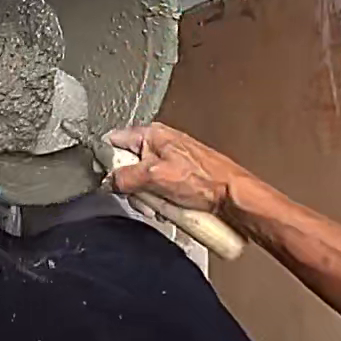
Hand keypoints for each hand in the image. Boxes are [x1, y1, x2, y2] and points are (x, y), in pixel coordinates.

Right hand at [103, 122, 251, 212]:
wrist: (235, 198)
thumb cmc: (206, 181)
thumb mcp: (154, 176)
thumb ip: (123, 176)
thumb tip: (106, 181)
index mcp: (151, 134)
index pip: (112, 141)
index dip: (106, 161)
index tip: (109, 177)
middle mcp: (158, 144)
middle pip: (124, 165)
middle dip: (130, 186)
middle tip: (142, 195)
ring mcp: (167, 161)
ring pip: (139, 181)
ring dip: (145, 197)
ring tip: (160, 204)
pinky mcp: (176, 178)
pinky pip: (155, 189)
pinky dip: (158, 200)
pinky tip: (168, 206)